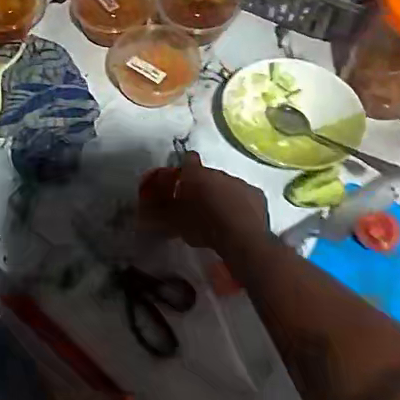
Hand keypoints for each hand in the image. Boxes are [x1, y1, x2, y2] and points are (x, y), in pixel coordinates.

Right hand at [138, 152, 269, 254]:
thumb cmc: (203, 227)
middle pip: (208, 175)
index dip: (183, 167)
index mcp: (197, 175)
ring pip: (227, 185)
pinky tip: (235, 218)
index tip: (180, 178)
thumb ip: (159, 214)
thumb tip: (142, 213)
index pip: (188, 159)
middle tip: (196, 204)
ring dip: (221, 194)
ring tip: (216, 215)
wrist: (242, 239)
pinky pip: (244, 196)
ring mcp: (241, 183)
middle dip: (202, 186)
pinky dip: (239, 203)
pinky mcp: (257, 196)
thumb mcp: (175, 223)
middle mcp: (219, 173)